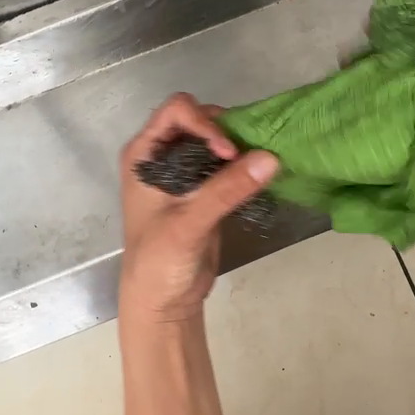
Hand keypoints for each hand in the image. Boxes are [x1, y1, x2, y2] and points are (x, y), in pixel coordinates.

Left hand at [118, 94, 279, 324]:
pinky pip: (225, 162)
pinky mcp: (203, 188)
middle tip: (247, 155)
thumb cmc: (159, 261)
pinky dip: (242, 163)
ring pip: (214, 138)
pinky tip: (259, 174)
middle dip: (224, 130)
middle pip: (198, 118)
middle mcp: (161, 155)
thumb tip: (270, 158)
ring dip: (237, 145)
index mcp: (144, 154)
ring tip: (259, 162)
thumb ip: (226, 190)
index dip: (205, 124)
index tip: (228, 152)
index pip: (176, 112)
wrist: (163, 302)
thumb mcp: (189, 223)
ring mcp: (183, 171)